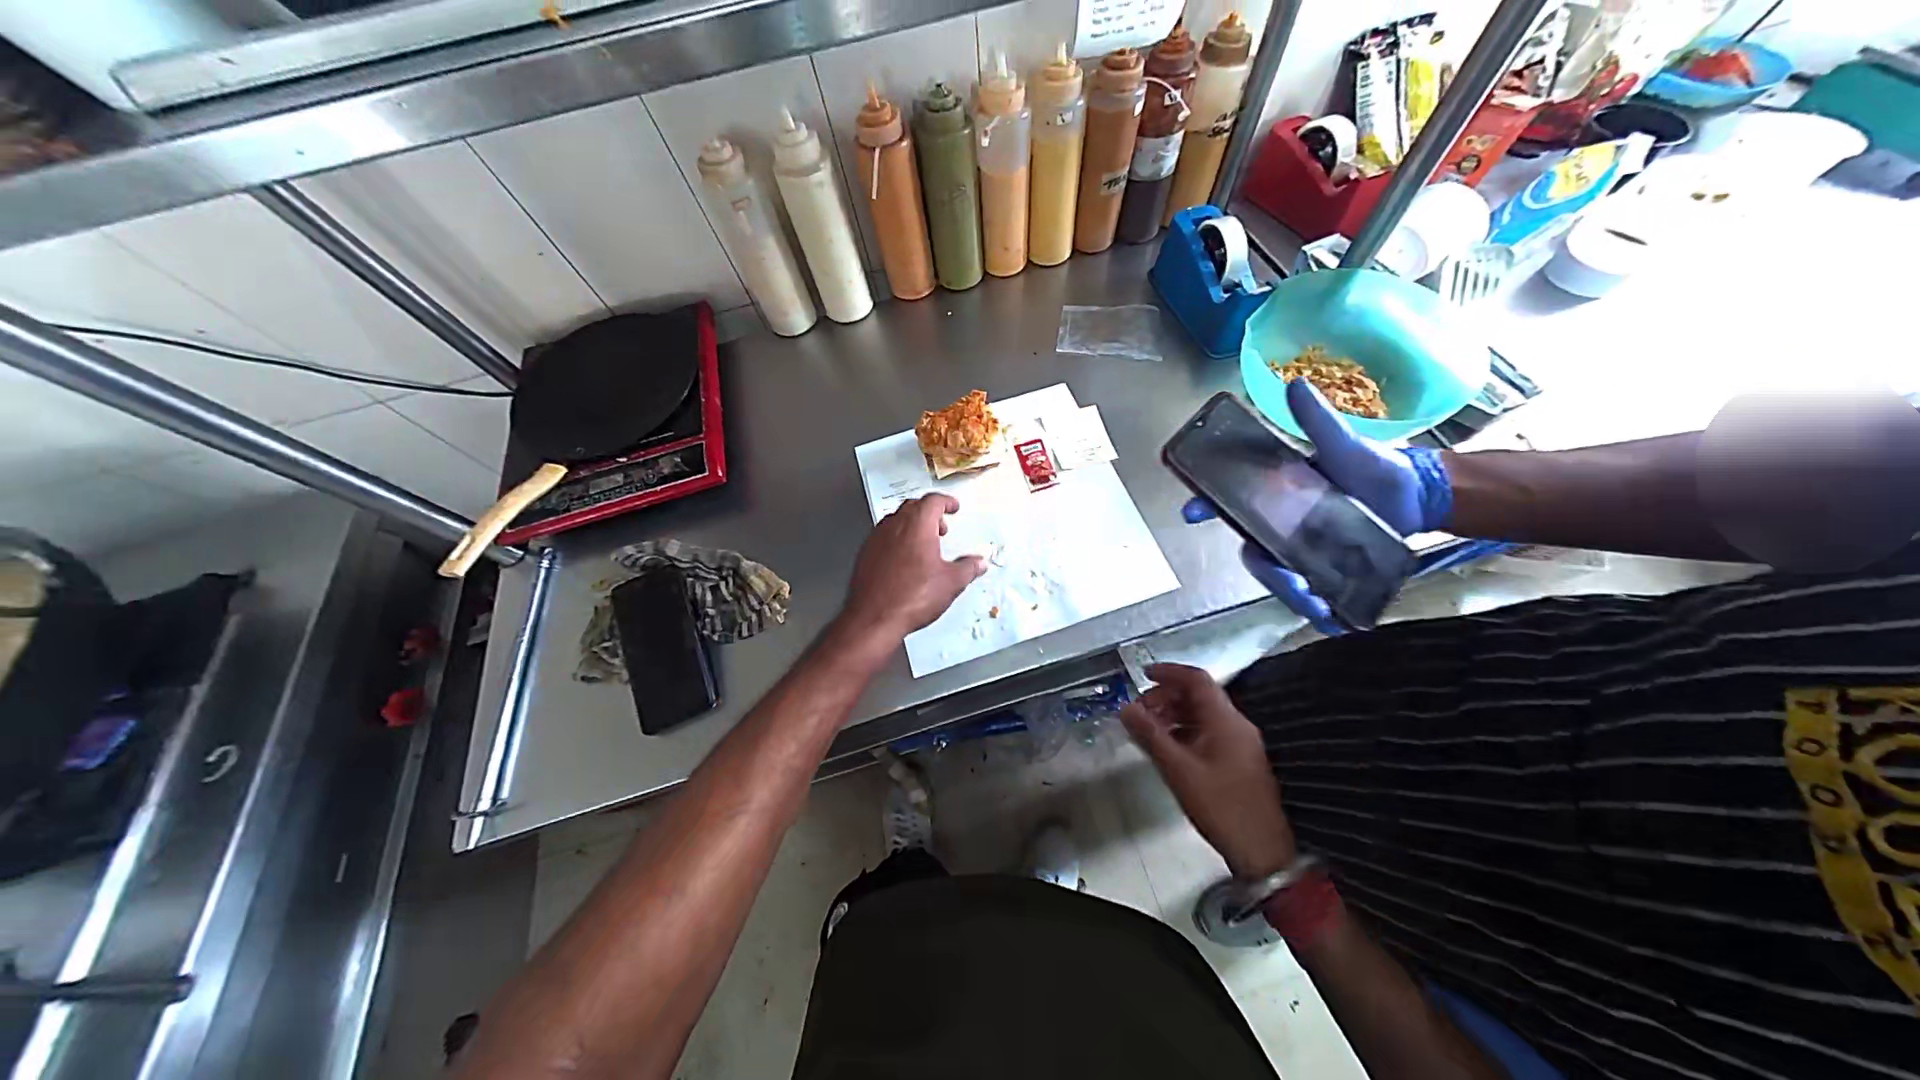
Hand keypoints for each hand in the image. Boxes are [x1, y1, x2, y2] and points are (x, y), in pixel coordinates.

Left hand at [840, 493, 986, 640]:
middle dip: (929, 513)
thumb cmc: (908, 597)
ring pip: (896, 522)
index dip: (946, 502)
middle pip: (913, 507)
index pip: (933, 501)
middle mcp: (894, 526)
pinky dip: (897, 542)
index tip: (952, 506)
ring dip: (912, 527)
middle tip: (941, 525)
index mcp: (917, 525)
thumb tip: (978, 563)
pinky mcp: (865, 555)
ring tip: (924, 544)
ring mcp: (876, 540)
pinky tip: (904, 561)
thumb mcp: (951, 583)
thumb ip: (968, 568)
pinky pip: (883, 539)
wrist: (873, 618)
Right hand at [1119, 663, 1295, 879]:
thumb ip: (1151, 736)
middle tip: (1139, 710)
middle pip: (1199, 696)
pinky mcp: (1239, 760)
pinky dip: (1184, 731)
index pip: (1196, 680)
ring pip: (1203, 715)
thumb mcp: (1178, 770)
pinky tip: (1167, 748)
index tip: (1142, 675)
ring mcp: (1240, 743)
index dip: (1169, 672)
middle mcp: (1235, 725)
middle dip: (1166, 696)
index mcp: (1224, 721)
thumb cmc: (1221, 806)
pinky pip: (1208, 732)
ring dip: (1174, 714)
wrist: (1264, 850)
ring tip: (1148, 729)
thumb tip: (1125, 708)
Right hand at [1183, 379, 1450, 634]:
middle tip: (1293, 582)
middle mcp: (1281, 522)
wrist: (1419, 495)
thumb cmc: (1374, 466)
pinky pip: (1310, 589)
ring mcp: (1302, 546)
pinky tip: (1331, 621)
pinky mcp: (1325, 565)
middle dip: (1269, 571)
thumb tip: (1295, 385)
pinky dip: (1317, 607)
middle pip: (1257, 551)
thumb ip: (1317, 420)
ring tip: (1318, 607)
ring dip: (1294, 595)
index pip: (1232, 500)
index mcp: (1276, 494)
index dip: (1208, 505)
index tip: (1192, 511)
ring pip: (1281, 575)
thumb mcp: (1344, 443)